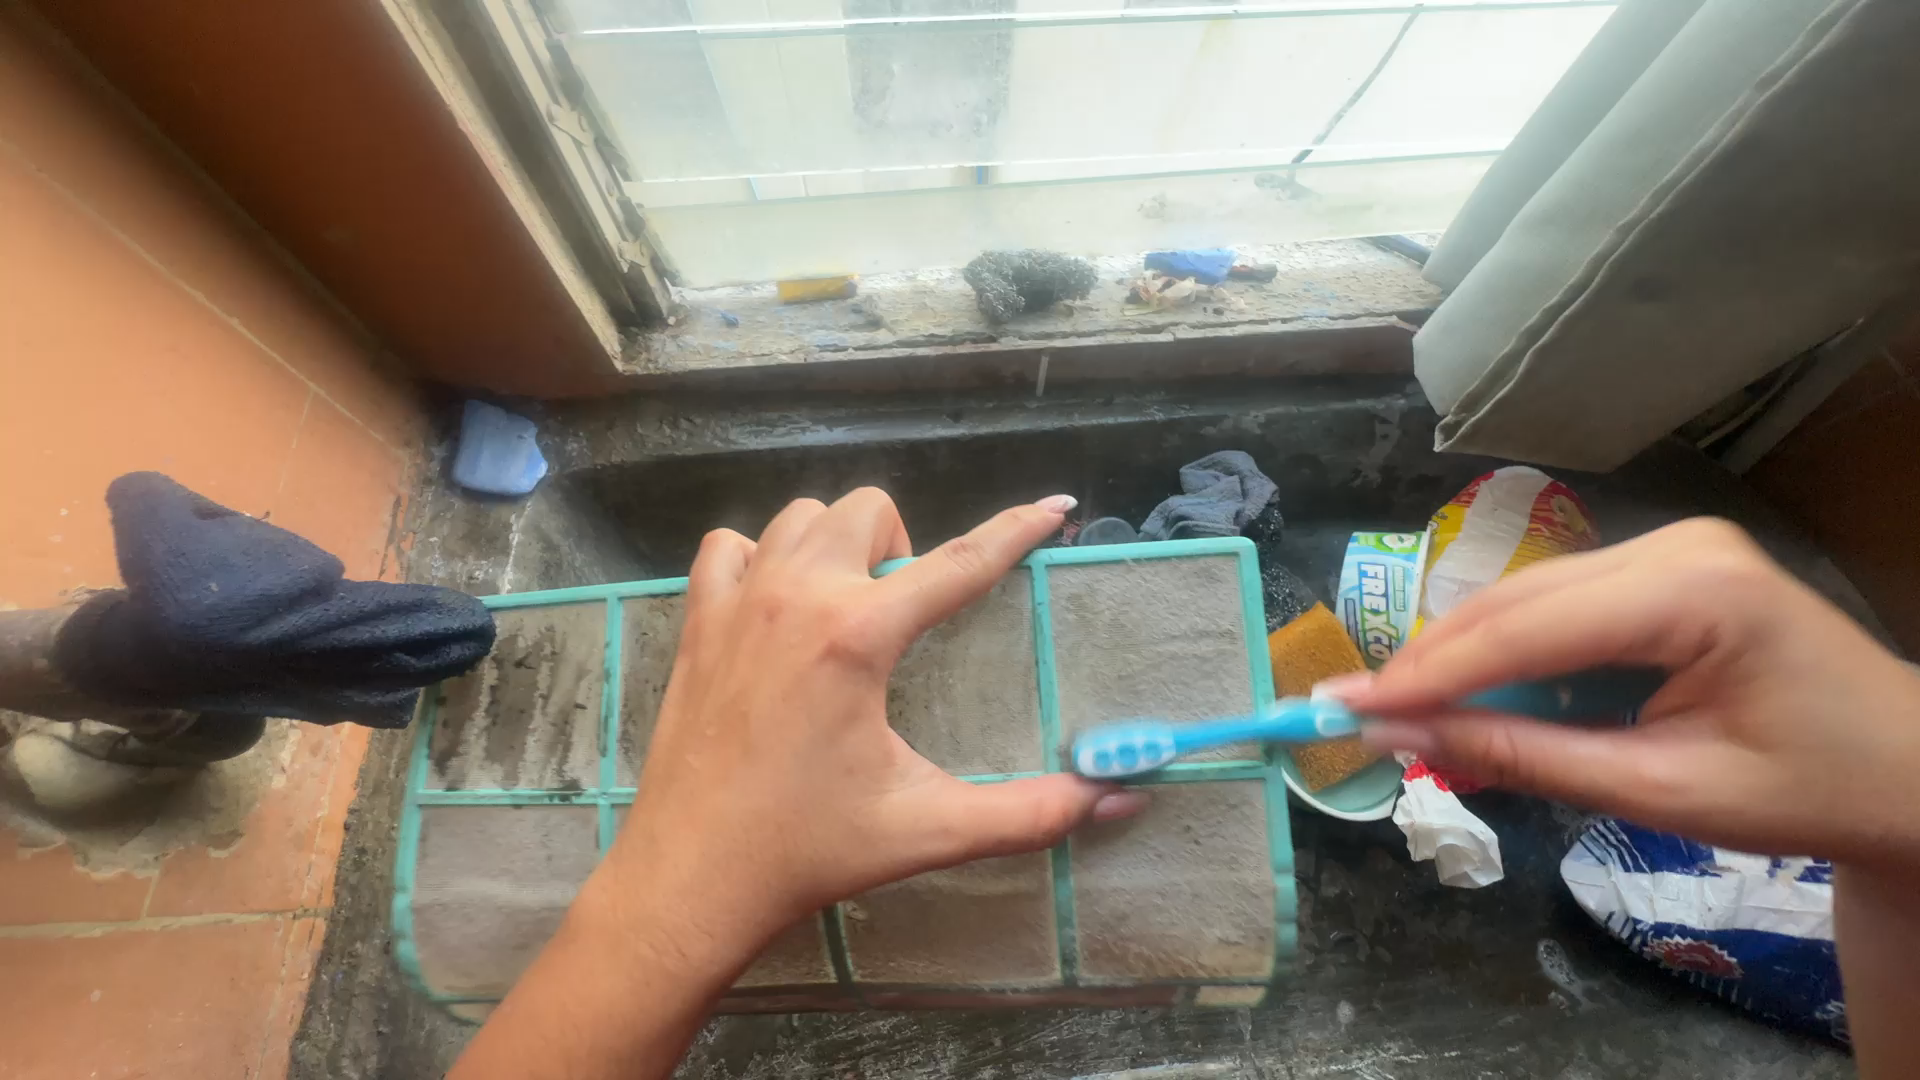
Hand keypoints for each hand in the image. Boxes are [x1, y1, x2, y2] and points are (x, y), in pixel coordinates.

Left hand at [584, 489, 1145, 970]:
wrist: (688, 880)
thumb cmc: (810, 850)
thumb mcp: (930, 828)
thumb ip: (1030, 813)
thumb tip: (1118, 804)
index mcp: (858, 633)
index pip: (960, 563)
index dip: (1016, 530)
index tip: (1053, 506)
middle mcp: (798, 594)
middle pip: (869, 508)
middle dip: (902, 544)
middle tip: (903, 612)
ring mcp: (738, 599)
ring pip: (801, 516)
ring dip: (837, 543)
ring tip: (846, 602)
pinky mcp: (697, 619)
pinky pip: (730, 546)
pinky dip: (760, 557)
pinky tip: (774, 603)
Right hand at [1338, 518, 1919, 869]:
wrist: (1918, 777)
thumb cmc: (1810, 793)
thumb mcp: (1658, 790)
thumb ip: (1516, 756)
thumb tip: (1393, 737)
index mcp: (1696, 591)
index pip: (1522, 631)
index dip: (1424, 673)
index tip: (1344, 708)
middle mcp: (1666, 546)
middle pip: (1504, 606)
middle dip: (1428, 665)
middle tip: (1359, 714)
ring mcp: (1655, 548)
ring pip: (1509, 602)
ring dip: (1453, 661)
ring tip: (1404, 712)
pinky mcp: (1640, 567)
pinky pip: (1535, 607)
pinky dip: (1493, 656)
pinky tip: (1466, 694)